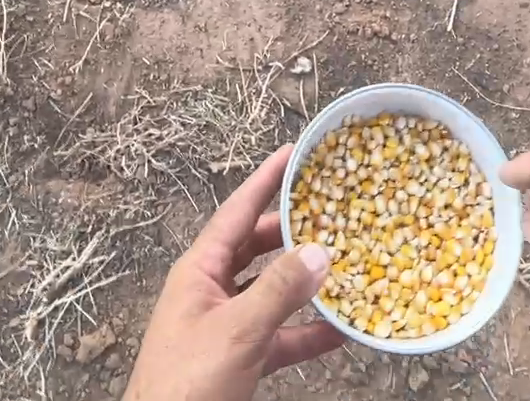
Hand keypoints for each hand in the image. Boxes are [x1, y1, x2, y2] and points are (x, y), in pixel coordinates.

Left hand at [124, 145, 343, 400]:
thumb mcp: (234, 332)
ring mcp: (226, 325)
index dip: (266, 180)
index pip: (238, 211)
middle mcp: (212, 289)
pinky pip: (280, 335)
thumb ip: (277, 291)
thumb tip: (319, 252)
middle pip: (258, 247)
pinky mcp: (240, 358)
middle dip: (293, 230)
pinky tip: (341, 331)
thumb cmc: (185, 385)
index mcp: (200, 269)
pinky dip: (307, 332)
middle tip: (331, 209)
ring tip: (344, 263)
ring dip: (305, 283)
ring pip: (272, 291)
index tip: (293, 152)